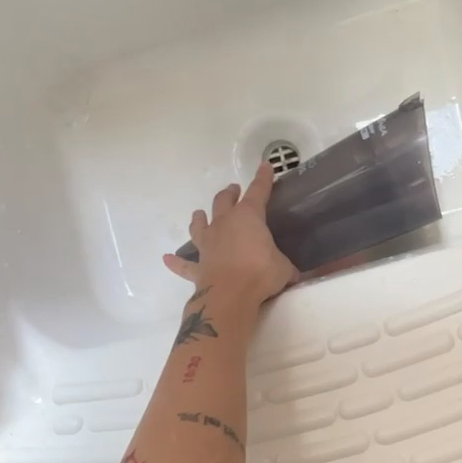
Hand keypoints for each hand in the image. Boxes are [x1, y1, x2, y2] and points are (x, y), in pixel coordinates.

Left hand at [163, 163, 296, 304]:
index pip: (258, 192)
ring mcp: (207, 244)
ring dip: (199, 219)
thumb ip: (287, 267)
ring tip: (199, 214)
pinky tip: (167, 259)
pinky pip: (184, 264)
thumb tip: (294, 274)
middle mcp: (224, 225)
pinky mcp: (198, 267)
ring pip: (199, 225)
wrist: (230, 295)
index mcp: (248, 217)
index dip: (263, 179)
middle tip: (233, 190)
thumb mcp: (284, 268)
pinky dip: (176, 262)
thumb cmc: (260, 274)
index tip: (265, 167)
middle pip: (222, 201)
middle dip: (229, 194)